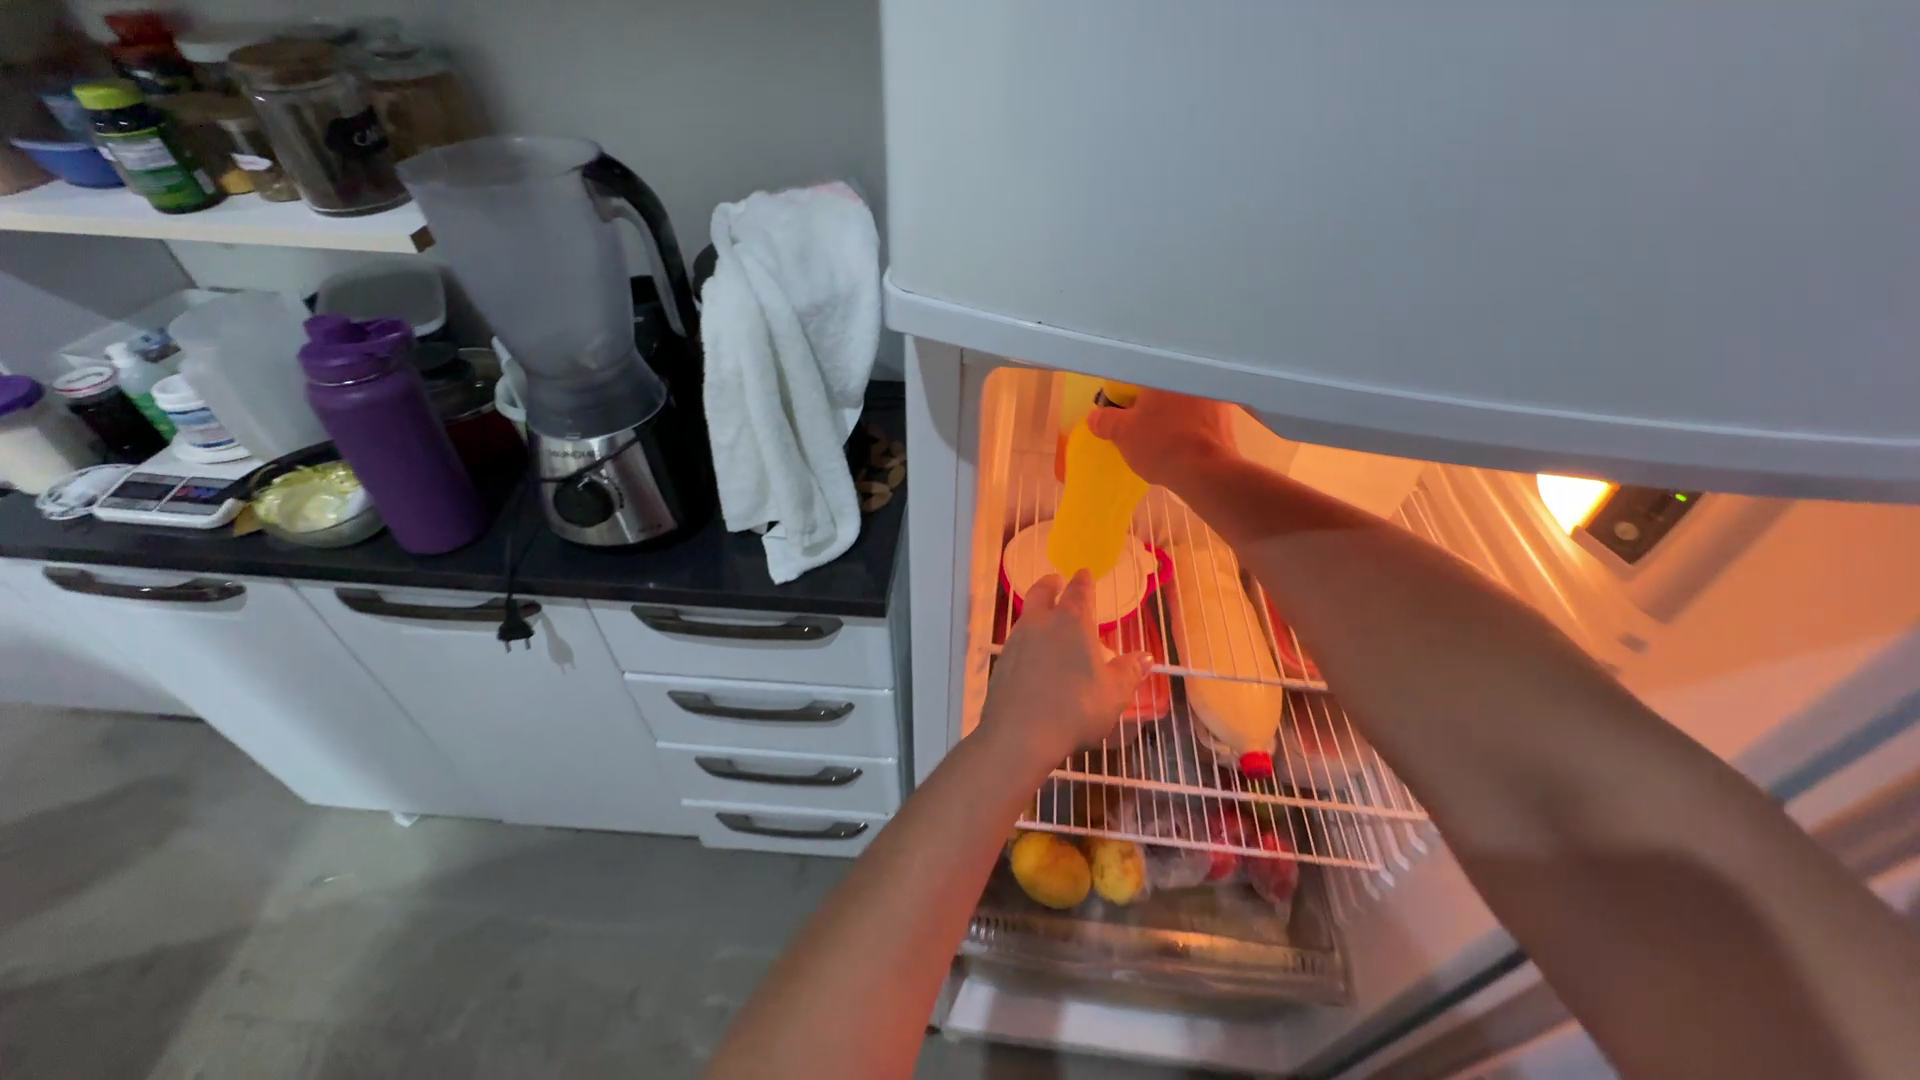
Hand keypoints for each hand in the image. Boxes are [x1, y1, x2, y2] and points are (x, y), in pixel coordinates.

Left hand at [977, 571, 1151, 765]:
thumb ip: (1129, 672)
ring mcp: (1016, 643)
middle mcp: (1040, 624)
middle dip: (1050, 584)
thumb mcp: (1113, 694)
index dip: (1083, 581)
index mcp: (1071, 623)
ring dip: (1036, 611)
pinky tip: (1033, 656)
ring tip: (1046, 619)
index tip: (1084, 573)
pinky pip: (1016, 642)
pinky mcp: (1001, 664)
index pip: (1078, 591)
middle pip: (1041, 593)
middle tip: (1056, 582)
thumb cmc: (1075, 709)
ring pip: (1026, 616)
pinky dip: (1026, 640)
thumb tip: (1145, 657)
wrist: (1019, 735)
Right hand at [1085, 388, 1237, 487]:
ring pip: (1182, 401)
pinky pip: (1199, 417)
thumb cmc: (1160, 444)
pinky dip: (1189, 426)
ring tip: (1162, 438)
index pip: (1137, 376)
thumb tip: (1095, 417)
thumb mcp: (1122, 434)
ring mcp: (1213, 395)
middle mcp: (1192, 376)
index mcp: (1164, 372)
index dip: (1125, 395)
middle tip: (1139, 426)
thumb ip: (1105, 421)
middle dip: (1150, 403)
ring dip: (1171, 414)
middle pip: (1162, 388)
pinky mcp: (1226, 416)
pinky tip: (1182, 444)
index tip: (1120, 412)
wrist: (1206, 471)